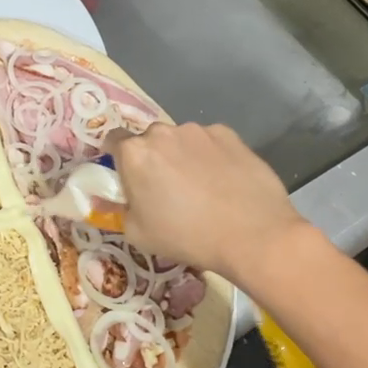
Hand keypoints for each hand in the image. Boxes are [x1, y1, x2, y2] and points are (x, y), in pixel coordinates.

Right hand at [105, 122, 308, 283]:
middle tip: (168, 189)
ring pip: (181, 140)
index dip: (118, 158)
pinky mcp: (228, 134)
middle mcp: (161, 132)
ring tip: (204, 188)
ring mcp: (197, 130)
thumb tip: (114, 197)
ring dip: (183, 156)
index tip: (129, 177)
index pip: (112, 140)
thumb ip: (119, 209)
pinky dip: (212, 156)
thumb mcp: (138, 234)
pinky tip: (226, 182)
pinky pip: (210, 142)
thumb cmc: (188, 237)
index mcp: (134, 153)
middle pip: (149, 140)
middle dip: (154, 158)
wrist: (255, 237)